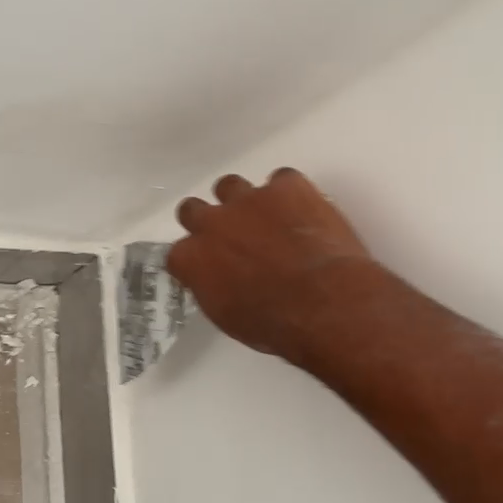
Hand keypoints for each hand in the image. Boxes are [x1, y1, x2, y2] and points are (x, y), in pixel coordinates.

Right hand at [167, 169, 377, 362]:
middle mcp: (209, 223)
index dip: (196, 257)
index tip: (210, 265)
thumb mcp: (225, 314)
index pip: (179, 250)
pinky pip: (282, 179)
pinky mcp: (287, 186)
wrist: (323, 303)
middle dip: (207, 220)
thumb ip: (210, 286)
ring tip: (264, 216)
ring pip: (230, 185)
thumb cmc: (270, 323)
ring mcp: (247, 200)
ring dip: (241, 199)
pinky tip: (301, 209)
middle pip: (192, 209)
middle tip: (231, 236)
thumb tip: (217, 279)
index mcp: (189, 258)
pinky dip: (288, 192)